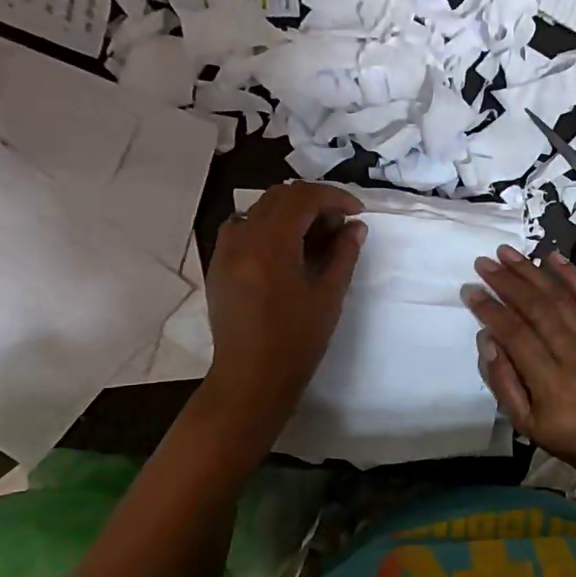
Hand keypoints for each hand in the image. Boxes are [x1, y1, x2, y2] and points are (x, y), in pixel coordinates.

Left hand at [204, 182, 365, 415]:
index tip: (357, 212)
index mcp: (270, 244)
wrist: (251, 379)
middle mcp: (242, 238)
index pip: (303, 197)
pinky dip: (268, 227)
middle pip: (280, 197)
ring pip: (260, 210)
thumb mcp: (329, 297)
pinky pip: (243, 228)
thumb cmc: (296, 342)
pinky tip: (285, 251)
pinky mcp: (218, 265)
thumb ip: (343, 255)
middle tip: (339, 227)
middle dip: (314, 203)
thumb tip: (355, 227)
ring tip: (314, 238)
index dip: (334, 197)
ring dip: (290, 213)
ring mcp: (225, 250)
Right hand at [464, 246, 575, 462]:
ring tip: (507, 253)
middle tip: (483, 264)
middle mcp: (573, 355)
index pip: (518, 336)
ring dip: (532, 272)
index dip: (493, 311)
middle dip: (509, 283)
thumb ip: (502, 381)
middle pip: (540, 309)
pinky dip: (571, 275)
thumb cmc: (555, 429)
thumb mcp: (520, 419)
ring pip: (561, 298)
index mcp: (551, 382)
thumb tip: (488, 339)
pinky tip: (552, 256)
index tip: (471, 291)